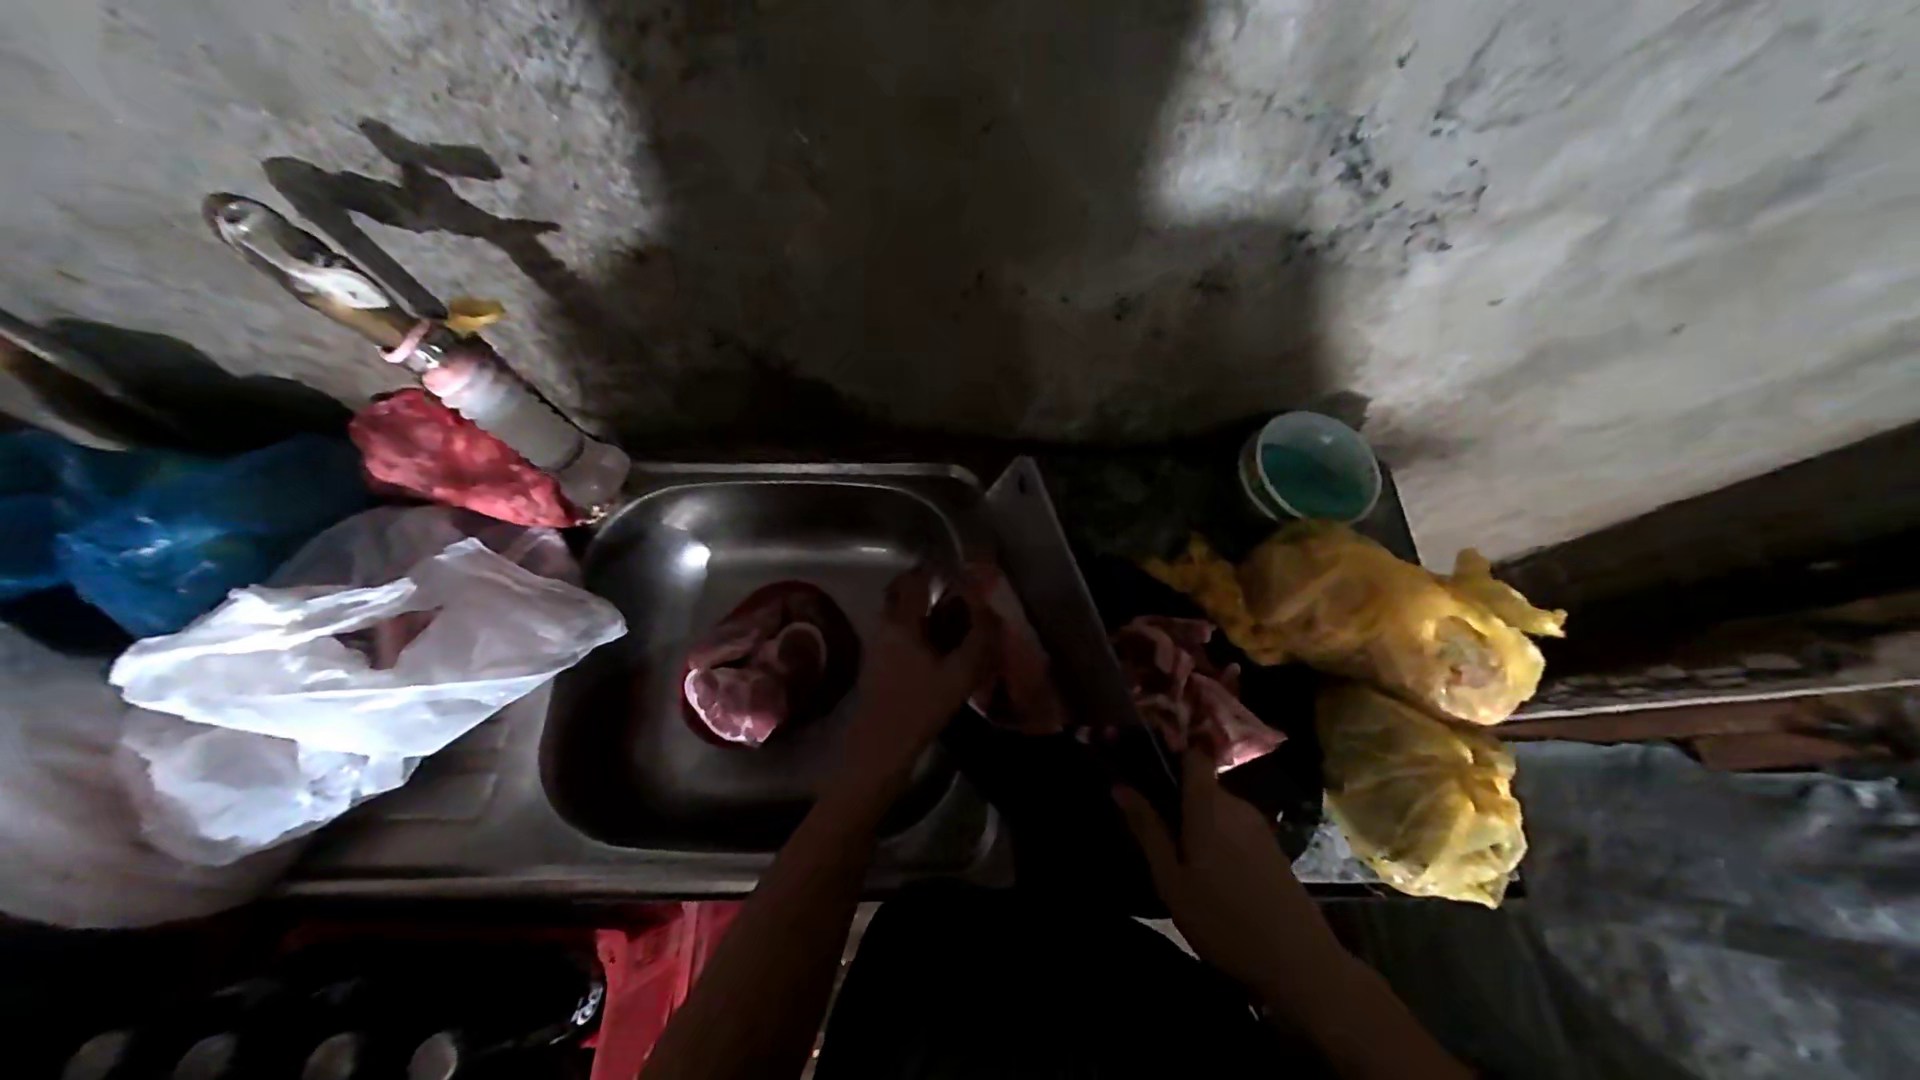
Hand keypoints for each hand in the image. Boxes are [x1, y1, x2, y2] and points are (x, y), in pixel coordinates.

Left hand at [836, 567, 994, 795]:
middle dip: (923, 583)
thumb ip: (980, 641)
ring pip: (895, 611)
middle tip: (950, 588)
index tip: (956, 567)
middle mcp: (885, 625)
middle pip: (900, 591)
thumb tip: (992, 614)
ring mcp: (876, 644)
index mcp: (903, 621)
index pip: (915, 578)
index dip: (935, 567)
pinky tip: (933, 643)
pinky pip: (895, 630)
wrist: (880, 744)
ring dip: (917, 605)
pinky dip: (912, 625)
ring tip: (947, 614)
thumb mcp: (960, 675)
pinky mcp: (875, 662)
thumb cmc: (920, 706)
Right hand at [1113, 742, 1346, 1004]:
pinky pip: (1232, 823)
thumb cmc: (1224, 921)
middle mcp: (1235, 805)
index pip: (1192, 754)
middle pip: (1199, 781)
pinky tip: (1204, 864)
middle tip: (1147, 818)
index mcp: (1209, 806)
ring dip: (1193, 815)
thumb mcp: (1171, 879)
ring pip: (1215, 804)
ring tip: (1172, 846)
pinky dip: (1213, 831)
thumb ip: (1147, 828)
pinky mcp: (1270, 846)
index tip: (1141, 760)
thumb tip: (1119, 786)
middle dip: (1173, 792)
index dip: (1168, 749)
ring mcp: (1257, 826)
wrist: (1302, 964)